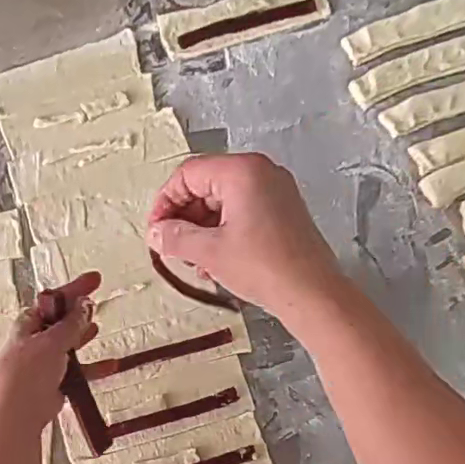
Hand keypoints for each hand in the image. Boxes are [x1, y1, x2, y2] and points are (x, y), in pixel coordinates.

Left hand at [0, 272, 100, 430]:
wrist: (17, 414)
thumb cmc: (27, 374)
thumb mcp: (52, 342)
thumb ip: (71, 324)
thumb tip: (84, 306)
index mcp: (27, 325)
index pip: (52, 301)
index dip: (73, 289)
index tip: (94, 279)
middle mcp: (33, 342)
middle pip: (59, 321)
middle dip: (77, 312)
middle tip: (95, 303)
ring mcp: (43, 363)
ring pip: (67, 345)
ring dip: (82, 337)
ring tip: (97, 328)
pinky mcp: (52, 384)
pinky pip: (75, 371)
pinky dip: (92, 367)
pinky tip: (110, 365)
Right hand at [146, 154, 349, 325]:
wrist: (309, 291)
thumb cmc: (264, 268)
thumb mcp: (208, 252)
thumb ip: (175, 237)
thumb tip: (155, 232)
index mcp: (242, 172)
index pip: (188, 174)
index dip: (165, 201)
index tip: (156, 229)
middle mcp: (260, 173)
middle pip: (204, 184)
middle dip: (182, 216)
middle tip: (169, 245)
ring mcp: (273, 191)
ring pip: (220, 200)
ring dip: (199, 227)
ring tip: (190, 258)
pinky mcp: (279, 210)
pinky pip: (238, 211)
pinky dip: (219, 231)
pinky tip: (211, 259)